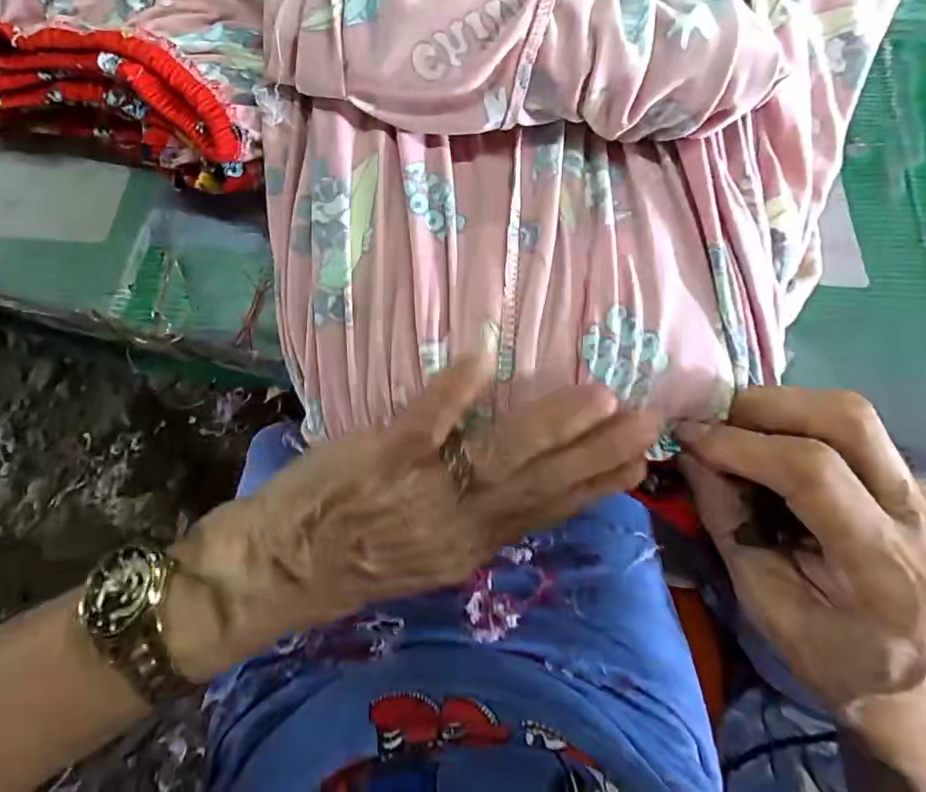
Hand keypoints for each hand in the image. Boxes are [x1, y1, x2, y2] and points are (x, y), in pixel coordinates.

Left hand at [162, 352, 655, 679]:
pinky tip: (483, 361)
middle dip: (595, 453)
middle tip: (646, 421)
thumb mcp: (422, 554)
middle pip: (538, 484)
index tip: (639, 463)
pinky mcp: (381, 461)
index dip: (594, 487)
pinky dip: (454, 394)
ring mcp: (420, 491)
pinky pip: (425, 423)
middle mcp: (456, 525)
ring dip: (550, 424)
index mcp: (467, 545)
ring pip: (498, 456)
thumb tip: (509, 482)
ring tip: (597, 396)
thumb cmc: (350, 553)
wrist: (279, 565)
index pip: (544, 512)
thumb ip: (465, 520)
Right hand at [675, 388, 925, 719]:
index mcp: (886, 569)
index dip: (739, 444)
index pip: (813, 471)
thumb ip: (727, 521)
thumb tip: (690, 452)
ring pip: (851, 413)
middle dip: (765, 407)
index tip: (687, 437)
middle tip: (712, 422)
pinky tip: (763, 445)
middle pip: (847, 420)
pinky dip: (794, 422)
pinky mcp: (911, 484)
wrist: (901, 682)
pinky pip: (851, 430)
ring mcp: (925, 498)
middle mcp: (920, 521)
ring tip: (734, 428)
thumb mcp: (761, 600)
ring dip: (779, 406)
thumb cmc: (826, 654)